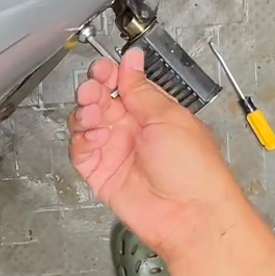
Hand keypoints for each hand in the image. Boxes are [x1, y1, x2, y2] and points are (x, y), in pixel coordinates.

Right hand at [67, 47, 251, 260]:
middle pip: (100, 102)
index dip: (109, 74)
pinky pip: (80, 151)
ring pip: (86, 124)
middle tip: (91, 89)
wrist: (189, 214)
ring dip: (84, 113)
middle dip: (92, 91)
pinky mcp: (101, 174)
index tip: (103, 68)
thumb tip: (131, 61)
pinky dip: (81, 140)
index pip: (122, 85)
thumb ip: (140, 90)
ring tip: (91, 113)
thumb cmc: (194, 170)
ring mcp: (116, 152)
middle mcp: (132, 131)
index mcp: (152, 113)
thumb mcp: (168, 116)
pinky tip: (93, 136)